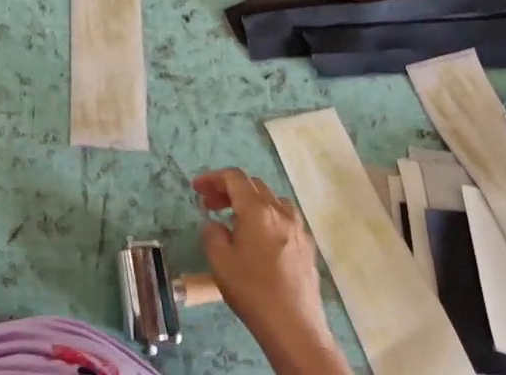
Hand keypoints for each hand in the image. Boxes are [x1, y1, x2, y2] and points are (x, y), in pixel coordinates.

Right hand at [193, 169, 331, 354]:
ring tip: (237, 220)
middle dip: (229, 189)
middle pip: (254, 186)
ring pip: (273, 200)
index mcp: (257, 211)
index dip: (212, 178)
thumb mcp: (219, 260)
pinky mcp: (308, 248)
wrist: (294, 327)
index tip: (197, 189)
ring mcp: (299, 230)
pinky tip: (262, 240)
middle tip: (211, 205)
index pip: (234, 178)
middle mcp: (281, 213)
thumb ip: (212, 233)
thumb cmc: (252, 291)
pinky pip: (287, 219)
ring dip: (251, 202)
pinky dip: (269, 218)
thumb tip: (216, 224)